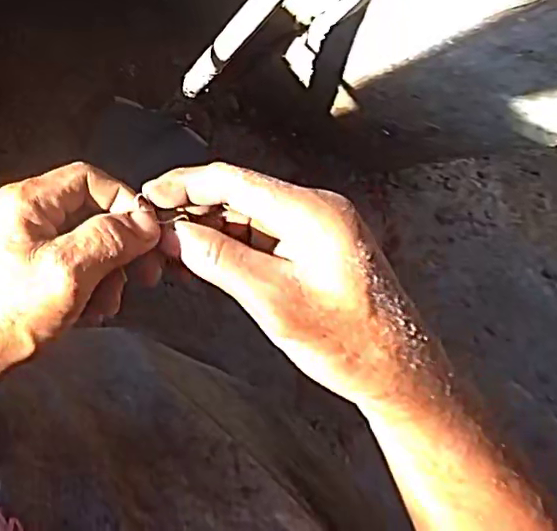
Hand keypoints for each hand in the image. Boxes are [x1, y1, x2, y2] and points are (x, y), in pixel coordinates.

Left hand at [0, 162, 162, 393]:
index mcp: (29, 201)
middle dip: (120, 242)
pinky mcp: (35, 265)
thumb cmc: (5, 319)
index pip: (90, 179)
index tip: (146, 230)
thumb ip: (109, 239)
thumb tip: (143, 221)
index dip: (123, 201)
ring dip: (109, 269)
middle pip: (93, 209)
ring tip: (107, 299)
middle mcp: (28, 213)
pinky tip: (92, 308)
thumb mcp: (68, 272)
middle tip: (142, 267)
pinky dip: (93, 283)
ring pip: (90, 237)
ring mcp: (31, 239)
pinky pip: (79, 260)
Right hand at [143, 163, 445, 410]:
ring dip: (209, 225)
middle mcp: (315, 208)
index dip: (186, 184)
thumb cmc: (356, 346)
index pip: (233, 179)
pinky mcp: (313, 242)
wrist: (402, 377)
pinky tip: (208, 256)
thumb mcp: (275, 303)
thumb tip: (179, 235)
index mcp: (311, 211)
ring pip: (247, 210)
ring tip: (176, 247)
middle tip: (159, 227)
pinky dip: (230, 240)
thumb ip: (221, 261)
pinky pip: (261, 229)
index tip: (154, 194)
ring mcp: (316, 224)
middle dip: (194, 207)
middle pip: (238, 192)